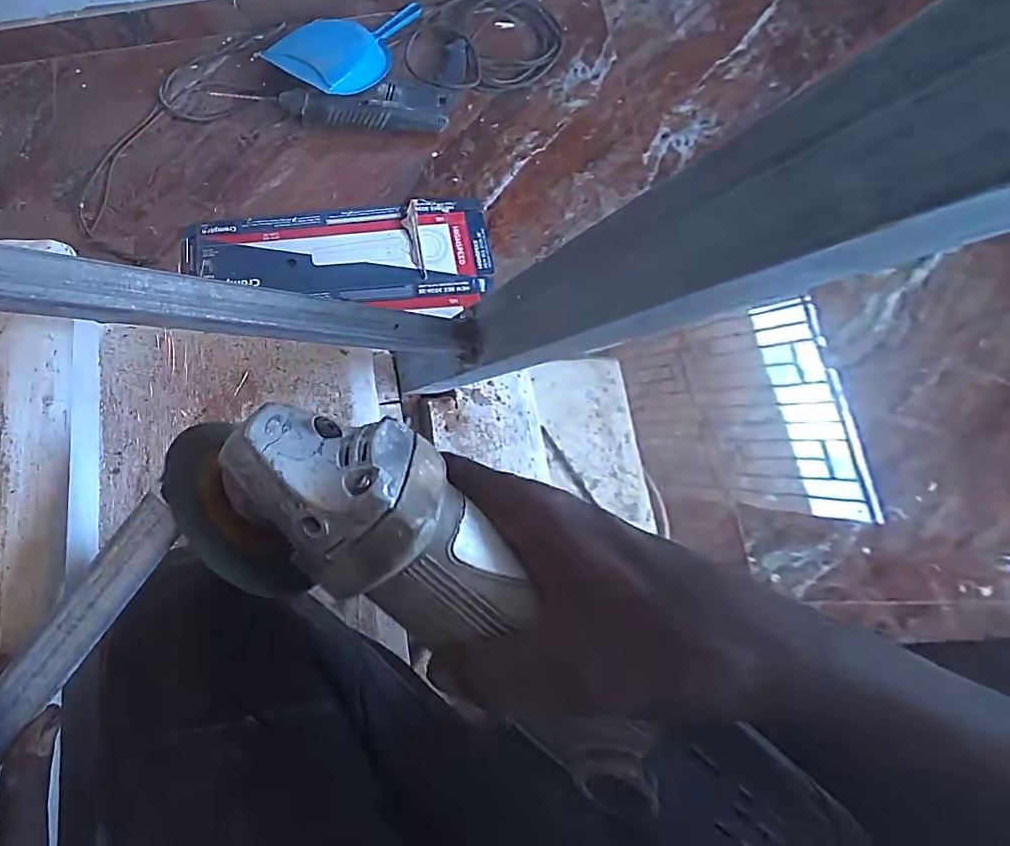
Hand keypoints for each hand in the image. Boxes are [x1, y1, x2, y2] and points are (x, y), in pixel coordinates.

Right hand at [426, 454, 833, 723]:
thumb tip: (437, 675)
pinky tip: (498, 604)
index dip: (401, 479)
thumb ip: (497, 677)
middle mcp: (542, 502)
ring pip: (491, 520)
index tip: (367, 506)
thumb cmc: (664, 641)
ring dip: (459, 545)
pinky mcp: (591, 547)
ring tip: (431, 583)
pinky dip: (494, 560)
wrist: (778, 656)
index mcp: (527, 507)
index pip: (444, 468)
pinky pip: (520, 540)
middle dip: (421, 522)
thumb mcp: (574, 673)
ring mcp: (569, 523)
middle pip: (460, 495)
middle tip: (388, 558)